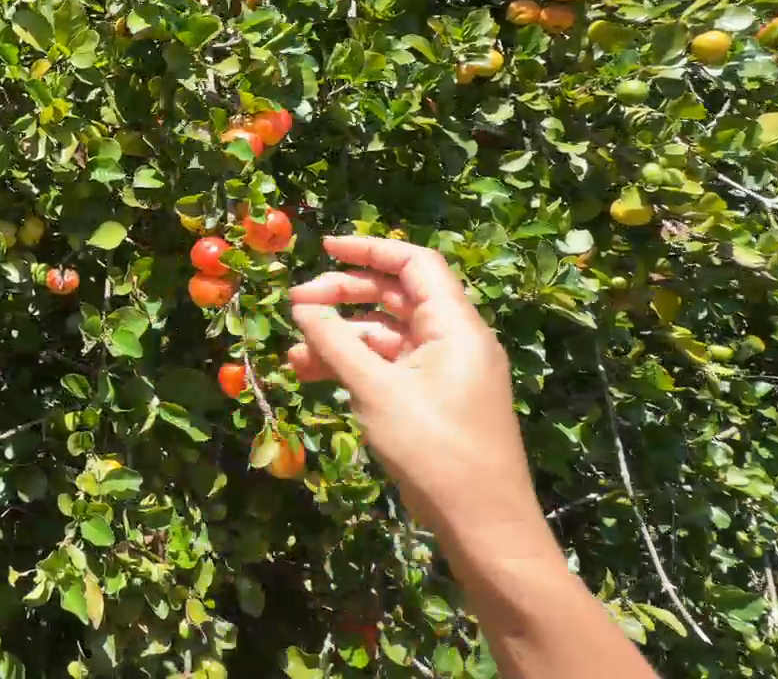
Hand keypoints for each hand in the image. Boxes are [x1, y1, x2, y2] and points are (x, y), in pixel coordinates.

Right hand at [286, 236, 546, 551]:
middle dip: (341, 296)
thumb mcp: (376, 390)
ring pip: (381, 333)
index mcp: (455, 328)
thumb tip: (301, 306)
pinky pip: (383, 364)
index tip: (324, 249)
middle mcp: (451, 340)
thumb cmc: (436, 450)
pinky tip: (311, 374)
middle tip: (295, 305)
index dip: (370, 250)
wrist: (483, 528)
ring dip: (336, 337)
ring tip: (294, 354)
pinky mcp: (428, 397)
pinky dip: (348, 364)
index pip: (416, 264)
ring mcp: (440, 370)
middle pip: (392, 296)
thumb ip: (335, 342)